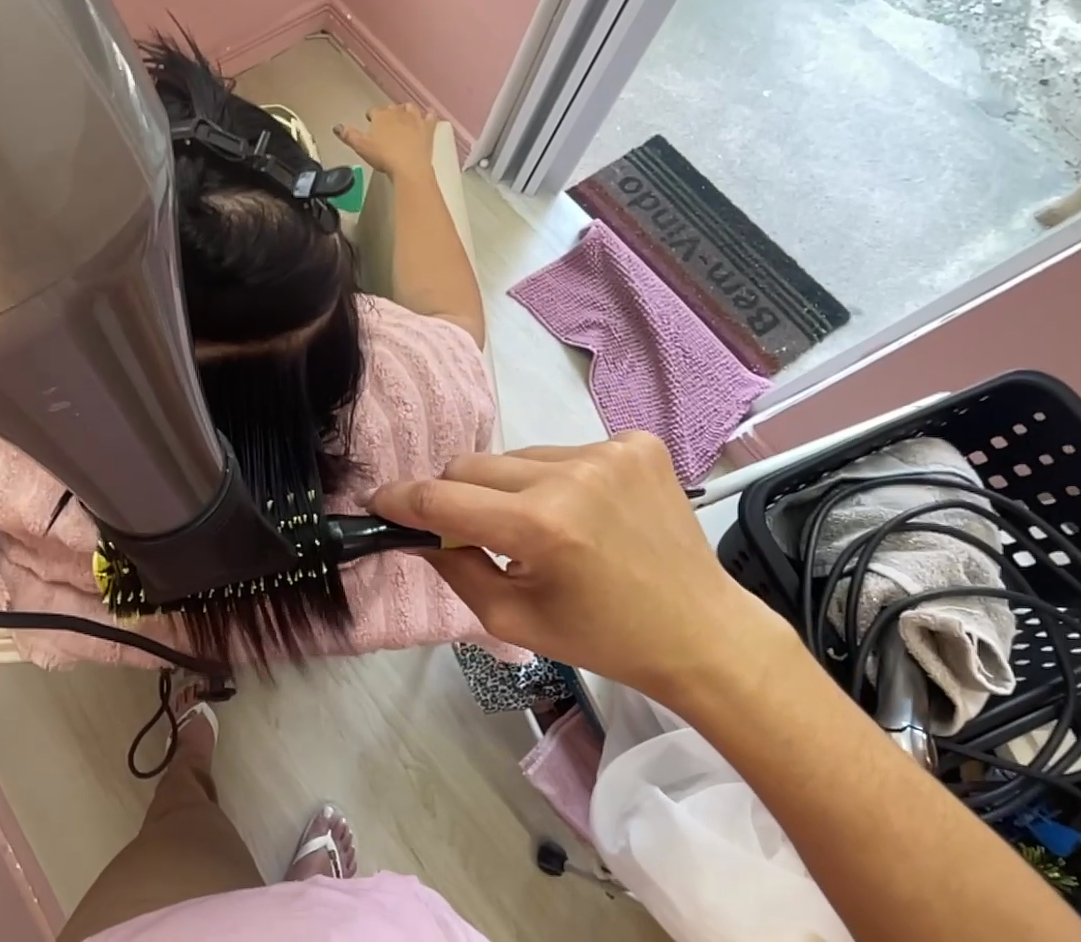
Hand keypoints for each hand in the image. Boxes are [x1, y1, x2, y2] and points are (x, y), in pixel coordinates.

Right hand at [334, 103, 440, 177]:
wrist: (409, 166)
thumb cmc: (383, 157)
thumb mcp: (361, 147)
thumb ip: (349, 136)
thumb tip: (337, 127)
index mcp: (381, 115)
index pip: (373, 111)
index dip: (371, 116)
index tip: (370, 121)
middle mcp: (398, 112)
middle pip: (392, 108)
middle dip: (389, 114)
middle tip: (386, 125)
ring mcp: (416, 118)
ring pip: (410, 108)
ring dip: (406, 111)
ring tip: (403, 118)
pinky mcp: (429, 127)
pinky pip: (430, 115)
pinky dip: (428, 115)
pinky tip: (427, 117)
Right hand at [370, 434, 791, 698]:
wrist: (702, 631)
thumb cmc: (602, 637)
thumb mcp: (512, 617)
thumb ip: (452, 568)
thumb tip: (414, 533)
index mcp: (540, 527)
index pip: (441, 498)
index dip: (400, 500)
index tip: (379, 503)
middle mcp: (571, 475)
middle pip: (470, 465)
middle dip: (457, 496)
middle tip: (474, 532)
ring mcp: (608, 452)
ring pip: (515, 456)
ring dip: (509, 486)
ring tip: (542, 526)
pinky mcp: (637, 443)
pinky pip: (563, 449)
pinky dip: (557, 479)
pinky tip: (585, 512)